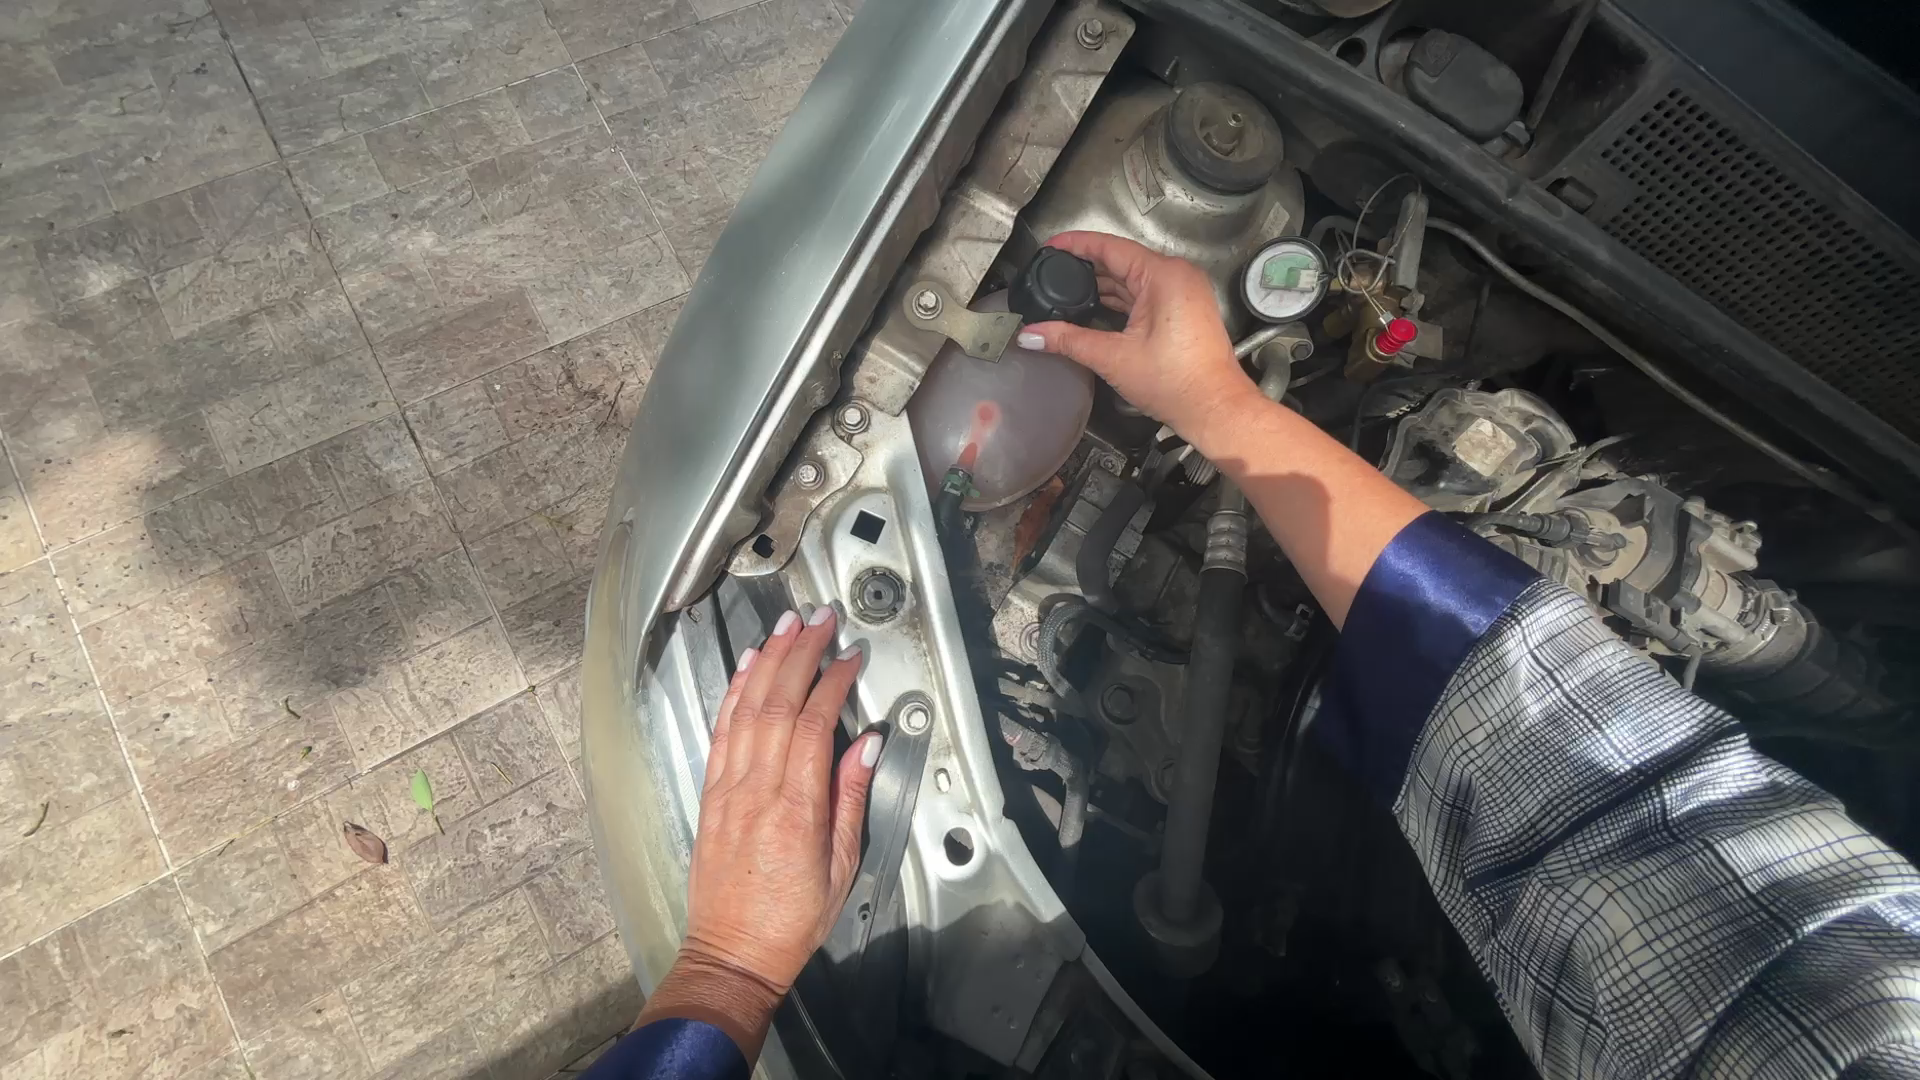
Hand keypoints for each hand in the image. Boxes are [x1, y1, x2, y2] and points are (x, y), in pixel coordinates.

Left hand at [634, 606, 881, 1055]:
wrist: (730, 954)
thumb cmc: (792, 917)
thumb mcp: (842, 865)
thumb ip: (851, 797)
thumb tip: (867, 743)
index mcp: (795, 808)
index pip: (814, 725)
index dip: (833, 682)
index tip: (851, 657)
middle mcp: (757, 788)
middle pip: (778, 702)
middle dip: (801, 653)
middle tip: (819, 618)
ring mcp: (728, 787)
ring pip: (747, 708)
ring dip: (768, 660)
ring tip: (785, 625)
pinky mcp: (711, 791)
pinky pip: (722, 730)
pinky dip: (734, 692)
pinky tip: (747, 666)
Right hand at [1017, 231, 1258, 447]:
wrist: (1213, 407)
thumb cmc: (1180, 383)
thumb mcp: (1113, 358)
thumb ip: (1068, 341)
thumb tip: (1033, 334)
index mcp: (1163, 276)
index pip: (1110, 247)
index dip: (1076, 244)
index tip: (1052, 245)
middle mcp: (1176, 277)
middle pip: (1120, 261)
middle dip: (1085, 268)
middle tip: (1053, 272)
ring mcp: (1181, 293)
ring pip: (1132, 279)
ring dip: (1102, 286)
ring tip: (1067, 293)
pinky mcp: (1181, 310)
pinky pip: (1144, 294)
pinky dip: (1119, 300)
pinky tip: (1097, 310)